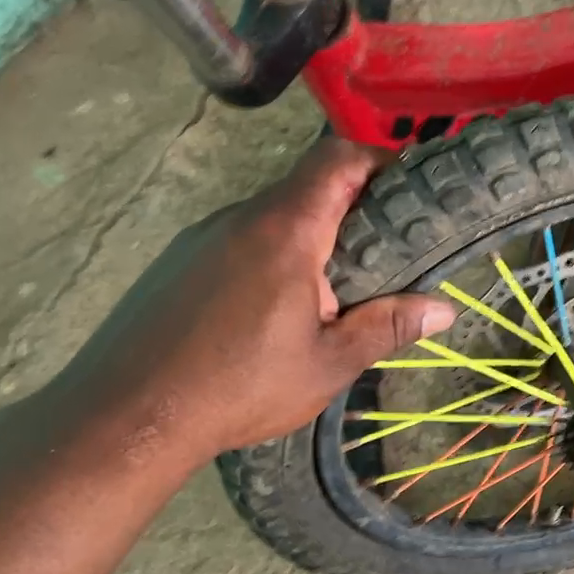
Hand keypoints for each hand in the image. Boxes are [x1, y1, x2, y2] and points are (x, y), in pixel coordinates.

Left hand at [48, 139, 453, 461]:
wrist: (129, 414)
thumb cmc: (241, 386)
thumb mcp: (331, 363)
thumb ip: (388, 327)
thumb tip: (445, 309)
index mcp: (285, 233)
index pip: (336, 161)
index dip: (379, 160)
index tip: (413, 186)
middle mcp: (241, 219)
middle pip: (308, 186)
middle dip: (357, 207)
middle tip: (395, 250)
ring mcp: (203, 237)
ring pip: (276, 216)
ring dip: (318, 236)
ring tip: (347, 286)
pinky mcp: (181, 261)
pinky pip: (245, 239)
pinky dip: (281, 254)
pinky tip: (287, 307)